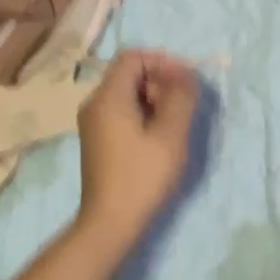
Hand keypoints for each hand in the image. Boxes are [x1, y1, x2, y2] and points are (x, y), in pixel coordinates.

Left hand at [76, 50, 200, 245]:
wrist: (110, 222)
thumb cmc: (143, 175)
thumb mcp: (171, 133)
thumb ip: (181, 97)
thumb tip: (186, 74)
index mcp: (108, 97)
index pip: (133, 57)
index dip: (162, 62)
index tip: (186, 81)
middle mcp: (95, 104)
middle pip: (129, 74)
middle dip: (161, 81)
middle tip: (183, 106)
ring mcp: (93, 123)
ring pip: (127, 95)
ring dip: (155, 100)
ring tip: (175, 124)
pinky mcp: (98, 140)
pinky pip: (122, 113)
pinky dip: (144, 115)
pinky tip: (159, 138)